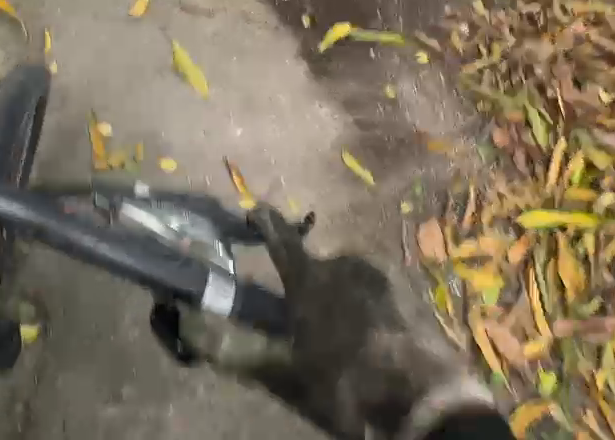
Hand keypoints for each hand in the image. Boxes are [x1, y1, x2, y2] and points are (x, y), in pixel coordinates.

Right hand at [166, 207, 502, 439]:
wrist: (428, 407)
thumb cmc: (347, 386)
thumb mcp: (286, 375)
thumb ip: (235, 349)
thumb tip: (185, 322)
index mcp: (310, 279)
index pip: (279, 238)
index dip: (265, 221)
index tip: (254, 207)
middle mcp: (344, 262)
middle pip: (318, 268)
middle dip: (312, 288)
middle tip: (312, 324)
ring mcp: (382, 274)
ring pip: (350, 279)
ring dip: (344, 297)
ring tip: (348, 338)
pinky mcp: (412, 290)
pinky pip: (380, 292)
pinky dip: (372, 307)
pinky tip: (377, 338)